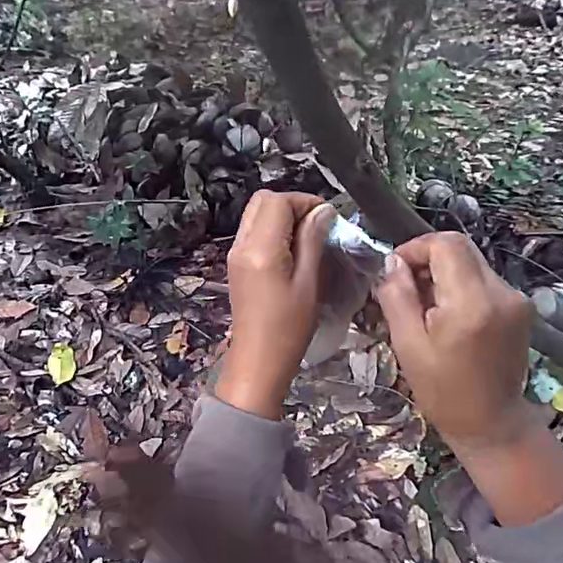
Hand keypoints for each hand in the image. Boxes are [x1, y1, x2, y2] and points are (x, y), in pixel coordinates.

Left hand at [213, 190, 335, 419]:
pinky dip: (273, 230)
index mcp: (259, 247)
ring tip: (308, 238)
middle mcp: (241, 244)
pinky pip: (253, 232)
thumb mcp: (309, 283)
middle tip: (317, 224)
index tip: (328, 217)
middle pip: (262, 201)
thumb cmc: (288, 327)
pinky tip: (293, 251)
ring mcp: (235, 254)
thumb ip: (313, 240)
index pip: (277, 201)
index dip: (304, 201)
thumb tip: (323, 211)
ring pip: (256, 214)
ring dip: (282, 217)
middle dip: (292, 205)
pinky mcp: (236, 264)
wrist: (258, 360)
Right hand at [376, 233, 562, 522]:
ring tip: (425, 305)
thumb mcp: (408, 344)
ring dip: (443, 272)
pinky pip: (483, 279)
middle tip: (406, 286)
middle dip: (428, 258)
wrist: (491, 423)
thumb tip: (393, 262)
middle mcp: (501, 292)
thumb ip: (398, 296)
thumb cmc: (443, 390)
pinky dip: (460, 285)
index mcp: (471, 302)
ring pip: (471, 261)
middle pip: (461, 247)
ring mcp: (516, 298)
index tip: (396, 270)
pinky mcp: (520, 307)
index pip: (445, 244)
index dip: (415, 248)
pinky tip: (448, 314)